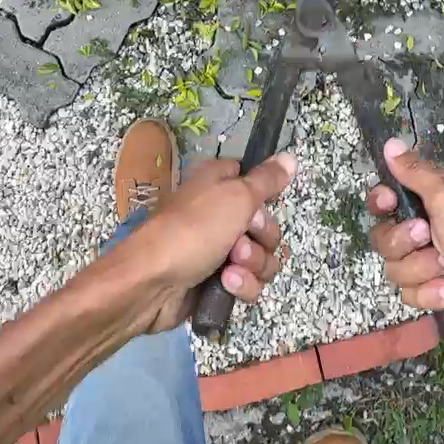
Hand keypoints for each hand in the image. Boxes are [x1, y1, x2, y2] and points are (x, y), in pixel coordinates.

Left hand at [110, 155, 297, 333]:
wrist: (152, 283)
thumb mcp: (237, 196)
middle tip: (240, 242)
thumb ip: (267, 180)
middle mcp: (221, 213)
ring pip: (263, 258)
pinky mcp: (218, 282)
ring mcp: (219, 249)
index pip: (258, 183)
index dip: (265, 198)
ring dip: (252, 265)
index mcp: (220, 183)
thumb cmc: (194, 229)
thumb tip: (291, 157)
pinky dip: (241, 286)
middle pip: (267, 226)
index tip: (260, 205)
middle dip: (261, 238)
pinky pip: (249, 283)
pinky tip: (225, 285)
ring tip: (229, 269)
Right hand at [367, 139, 443, 344]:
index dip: (381, 202)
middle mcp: (425, 228)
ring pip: (395, 268)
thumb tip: (390, 142)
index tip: (388, 203)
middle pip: (384, 237)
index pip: (386, 199)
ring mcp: (427, 262)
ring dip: (423, 269)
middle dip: (404, 242)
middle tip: (428, 237)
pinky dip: (431, 292)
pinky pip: (410, 294)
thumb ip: (414, 172)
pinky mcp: (432, 291)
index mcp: (429, 200)